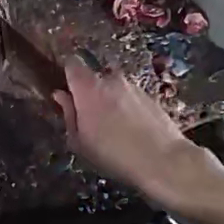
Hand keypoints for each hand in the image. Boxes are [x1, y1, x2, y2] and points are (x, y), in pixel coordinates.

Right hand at [53, 60, 222, 214]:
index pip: (72, 63)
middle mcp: (110, 79)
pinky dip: (128, 106)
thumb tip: (61, 94)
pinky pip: (130, 95)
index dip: (68, 73)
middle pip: (95, 76)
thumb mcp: (80, 141)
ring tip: (115, 127)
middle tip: (90, 117)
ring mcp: (133, 85)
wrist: (163, 160)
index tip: (67, 90)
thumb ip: (69, 114)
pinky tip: (133, 129)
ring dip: (111, 99)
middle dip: (91, 91)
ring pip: (114, 86)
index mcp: (88, 87)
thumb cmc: (114, 154)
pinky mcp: (150, 95)